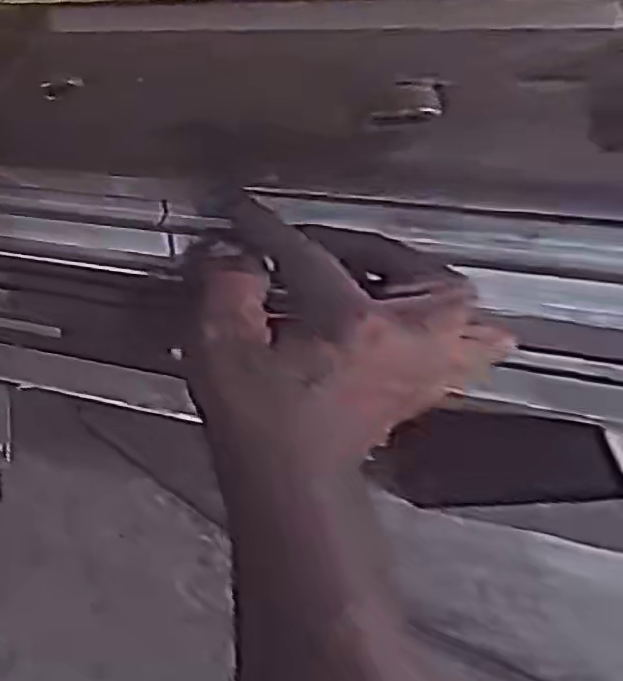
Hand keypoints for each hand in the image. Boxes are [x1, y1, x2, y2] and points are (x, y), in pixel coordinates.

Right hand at [186, 195, 512, 470]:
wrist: (284, 468)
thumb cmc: (252, 408)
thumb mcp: (218, 337)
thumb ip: (226, 283)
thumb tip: (233, 251)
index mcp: (356, 323)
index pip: (308, 254)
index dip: (265, 228)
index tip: (239, 212)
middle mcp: (412, 341)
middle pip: (415, 272)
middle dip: (357, 250)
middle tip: (308, 246)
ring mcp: (429, 367)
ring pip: (456, 307)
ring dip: (409, 282)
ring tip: (360, 275)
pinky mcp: (427, 385)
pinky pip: (462, 340)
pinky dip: (435, 319)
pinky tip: (394, 317)